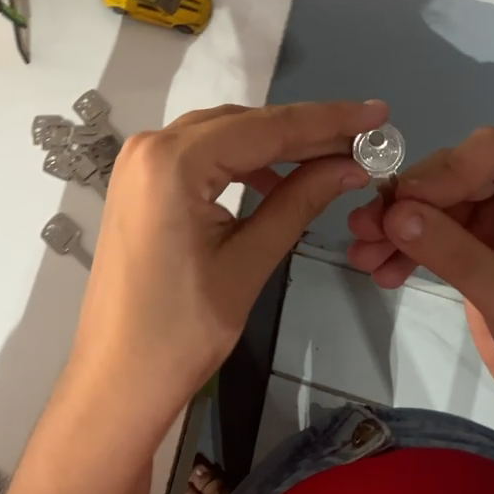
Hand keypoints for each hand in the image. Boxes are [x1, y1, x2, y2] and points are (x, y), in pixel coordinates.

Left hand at [70, 99, 387, 408]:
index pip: (265, 127)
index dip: (327, 120)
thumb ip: (298, 201)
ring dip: (274, 143)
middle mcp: (150, 145)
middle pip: (243, 123)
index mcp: (172, 161)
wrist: (116, 381)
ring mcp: (139, 161)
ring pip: (222, 133)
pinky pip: (200, 153)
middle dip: (304, 130)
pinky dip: (241, 159)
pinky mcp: (140, 181)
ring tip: (331, 154)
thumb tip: (350, 166)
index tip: (377, 112)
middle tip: (364, 135)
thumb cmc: (181, 331)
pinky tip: (276, 177)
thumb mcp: (248, 262)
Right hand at [346, 127, 493, 422]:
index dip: (447, 169)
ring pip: (436, 201)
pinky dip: (405, 248)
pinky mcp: (477, 243)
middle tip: (366, 227)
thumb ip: (455, 254)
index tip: (403, 202)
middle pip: (456, 172)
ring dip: (398, 225)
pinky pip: (432, 230)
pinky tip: (381, 271)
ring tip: (361, 253)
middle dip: (410, 200)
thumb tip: (394, 214)